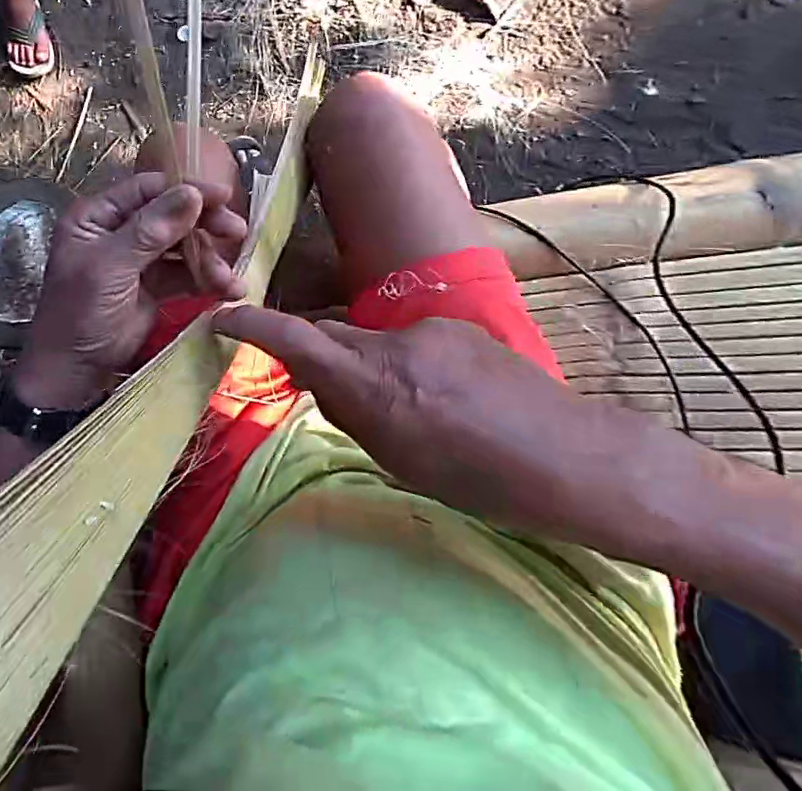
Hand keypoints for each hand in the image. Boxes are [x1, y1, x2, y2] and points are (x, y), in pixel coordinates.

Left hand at [14, 173, 247, 409]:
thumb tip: (190, 192)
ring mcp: (137, 260)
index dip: (184, 189)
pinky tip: (229, 291)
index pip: (145, 190)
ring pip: (181, 246)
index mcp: (95, 218)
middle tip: (235, 232)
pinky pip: (184, 274)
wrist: (74, 370)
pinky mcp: (153, 287)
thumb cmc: (79, 312)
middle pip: (169, 214)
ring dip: (209, 259)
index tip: (222, 196)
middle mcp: (117, 232)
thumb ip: (149, 231)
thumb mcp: (110, 268)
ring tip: (228, 280)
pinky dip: (206, 280)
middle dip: (203, 225)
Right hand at [212, 306, 713, 549]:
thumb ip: (347, 410)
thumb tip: (314, 380)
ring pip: (364, 338)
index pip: (296, 340)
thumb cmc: (483, 481)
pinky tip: (439, 394)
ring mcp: (430, 331)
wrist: (581, 461)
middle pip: (326, 336)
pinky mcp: (455, 326)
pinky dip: (400, 361)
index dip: (250, 325)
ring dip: (362, 364)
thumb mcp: (398, 458)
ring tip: (404, 406)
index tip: (219, 321)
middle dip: (314, 357)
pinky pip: (402, 338)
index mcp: (378, 388)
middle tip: (326, 393)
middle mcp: (396, 347)